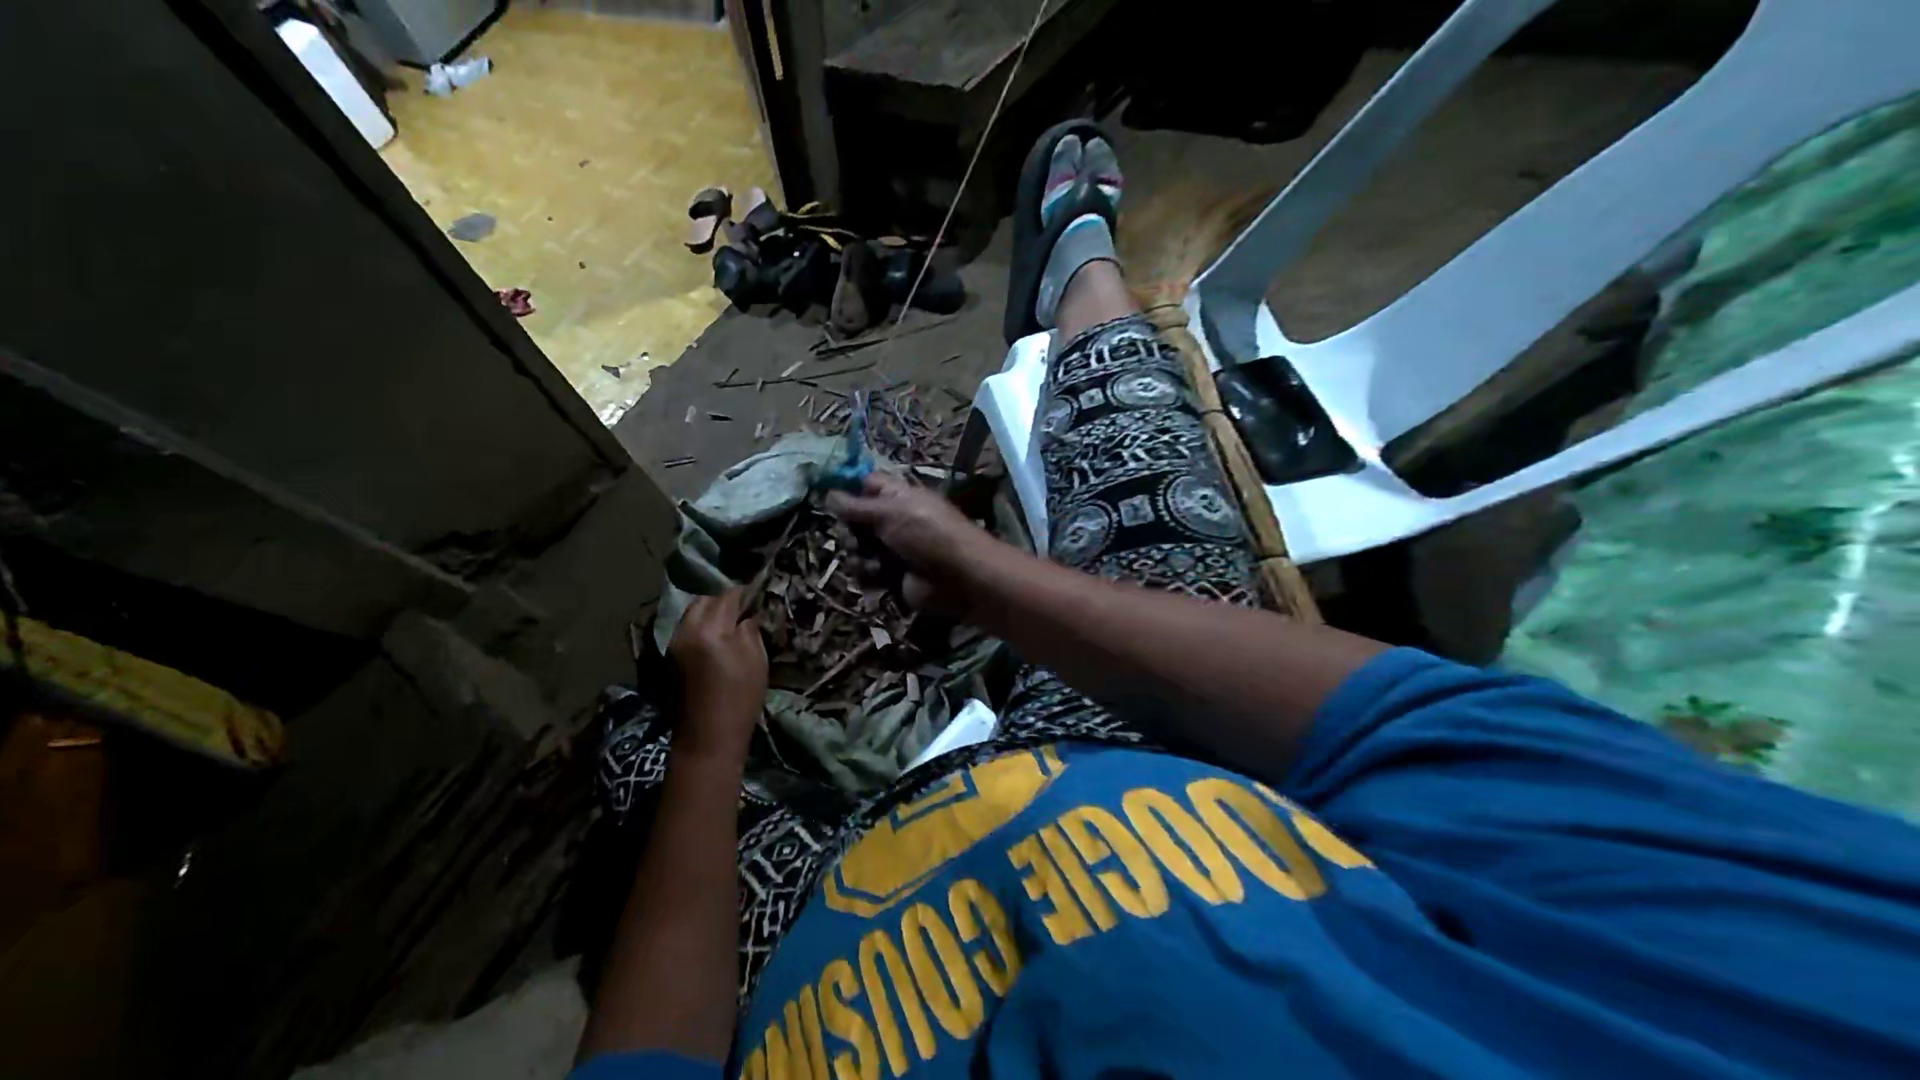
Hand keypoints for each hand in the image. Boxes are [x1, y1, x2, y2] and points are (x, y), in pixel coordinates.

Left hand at [668, 588, 767, 759]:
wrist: (708, 735)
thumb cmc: (740, 697)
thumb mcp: (756, 659)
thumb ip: (749, 629)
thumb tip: (747, 614)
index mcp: (711, 629)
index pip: (727, 596)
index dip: (744, 593)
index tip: (757, 594)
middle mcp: (687, 630)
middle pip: (704, 600)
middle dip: (723, 600)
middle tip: (743, 608)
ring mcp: (674, 643)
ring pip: (692, 613)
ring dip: (710, 612)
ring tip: (729, 623)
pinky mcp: (670, 657)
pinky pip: (686, 629)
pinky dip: (700, 626)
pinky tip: (715, 638)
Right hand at [825, 473, 1004, 613]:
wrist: (961, 579)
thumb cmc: (928, 535)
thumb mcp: (892, 512)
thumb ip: (857, 505)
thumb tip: (828, 493)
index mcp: (898, 496)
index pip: (866, 485)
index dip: (848, 490)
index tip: (829, 499)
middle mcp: (894, 520)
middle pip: (855, 520)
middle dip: (850, 531)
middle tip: (856, 539)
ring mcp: (892, 548)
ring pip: (857, 549)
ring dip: (858, 556)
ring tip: (873, 563)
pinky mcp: (892, 575)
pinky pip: (866, 572)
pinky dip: (868, 575)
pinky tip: (879, 578)